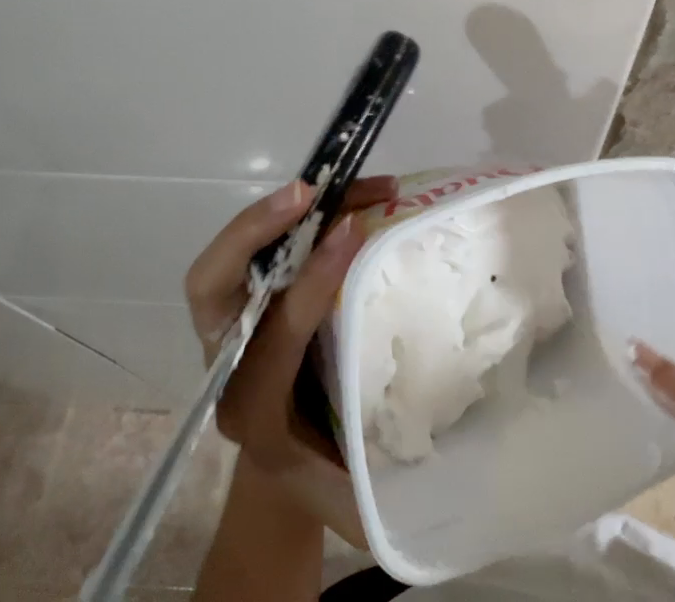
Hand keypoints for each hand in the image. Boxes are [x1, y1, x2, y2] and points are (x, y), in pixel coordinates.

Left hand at [183, 175, 394, 541]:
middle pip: (211, 283)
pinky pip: (261, 253)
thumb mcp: (357, 491)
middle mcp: (227, 364)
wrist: (289, 475)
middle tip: (311, 192)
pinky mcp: (249, 306)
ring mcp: (231, 331)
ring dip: (285, 211)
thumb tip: (463, 461)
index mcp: (253, 412)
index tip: (354, 236)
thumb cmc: (329, 485)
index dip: (309, 287)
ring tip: (353, 183)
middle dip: (254, 230)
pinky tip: (354, 199)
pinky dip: (300, 219)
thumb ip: (384, 474)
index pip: (272, 339)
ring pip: (234, 259)